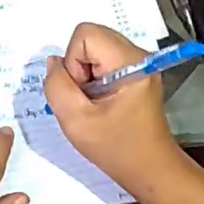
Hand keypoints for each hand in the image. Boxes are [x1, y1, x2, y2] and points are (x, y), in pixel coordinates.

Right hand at [43, 23, 187, 194]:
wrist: (150, 169)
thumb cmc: (117, 149)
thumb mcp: (76, 121)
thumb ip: (57, 86)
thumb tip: (54, 63)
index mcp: (130, 62)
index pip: (86, 35)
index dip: (74, 62)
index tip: (82, 93)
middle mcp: (138, 55)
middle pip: (91, 37)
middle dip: (78, 67)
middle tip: (87, 99)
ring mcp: (138, 64)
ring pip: (95, 49)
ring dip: (85, 75)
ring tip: (94, 104)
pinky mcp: (136, 74)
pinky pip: (103, 62)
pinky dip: (94, 80)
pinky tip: (101, 103)